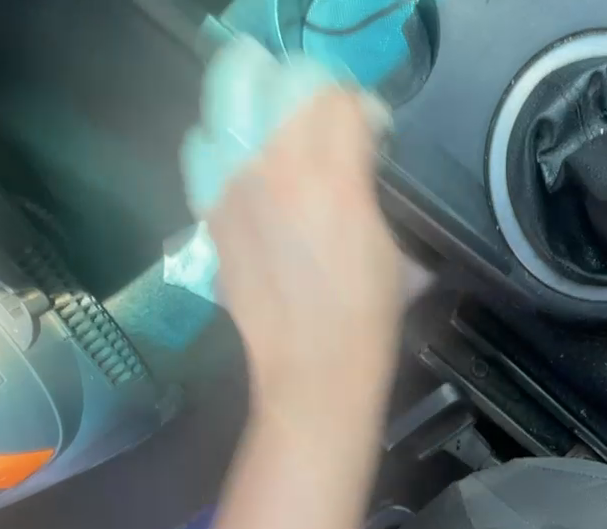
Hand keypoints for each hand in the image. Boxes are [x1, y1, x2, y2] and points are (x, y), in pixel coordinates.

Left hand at [209, 87, 401, 426]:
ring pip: (229, 96)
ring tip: (279, 125)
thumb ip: (382, 200)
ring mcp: (232, 185)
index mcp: (335, 180)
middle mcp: (275, 168)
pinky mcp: (209, 211)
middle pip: (281, 79)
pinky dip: (226, 139)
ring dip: (260, 99)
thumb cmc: (369, 322)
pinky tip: (247, 160)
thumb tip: (373, 174)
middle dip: (310, 90)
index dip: (366, 109)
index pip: (342, 98)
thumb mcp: (402, 258)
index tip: (376, 133)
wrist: (313, 371)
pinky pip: (204, 146)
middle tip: (326, 117)